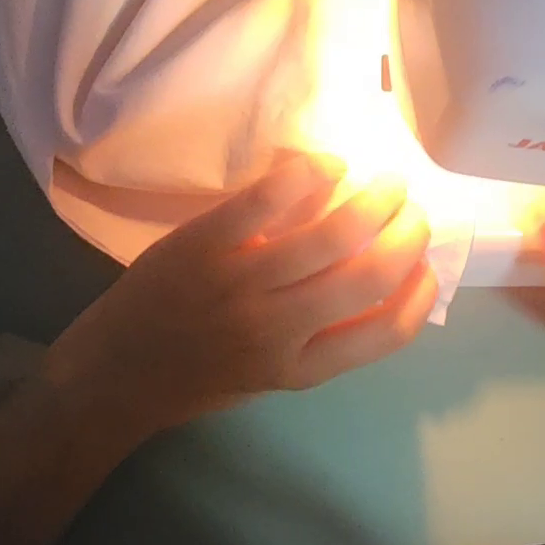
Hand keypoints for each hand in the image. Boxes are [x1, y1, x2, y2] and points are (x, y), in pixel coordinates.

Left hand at [48, 152, 438, 438]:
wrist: (115, 374)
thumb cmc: (199, 379)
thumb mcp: (271, 379)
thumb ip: (323, 339)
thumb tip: (377, 285)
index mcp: (301, 367)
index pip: (386, 333)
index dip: (421, 293)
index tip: (428, 266)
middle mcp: (280, 328)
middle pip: (370, 274)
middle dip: (408, 235)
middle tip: (413, 212)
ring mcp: (241, 282)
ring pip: (331, 234)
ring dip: (374, 200)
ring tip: (387, 183)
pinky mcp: (205, 243)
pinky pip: (270, 199)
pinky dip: (311, 174)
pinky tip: (329, 166)